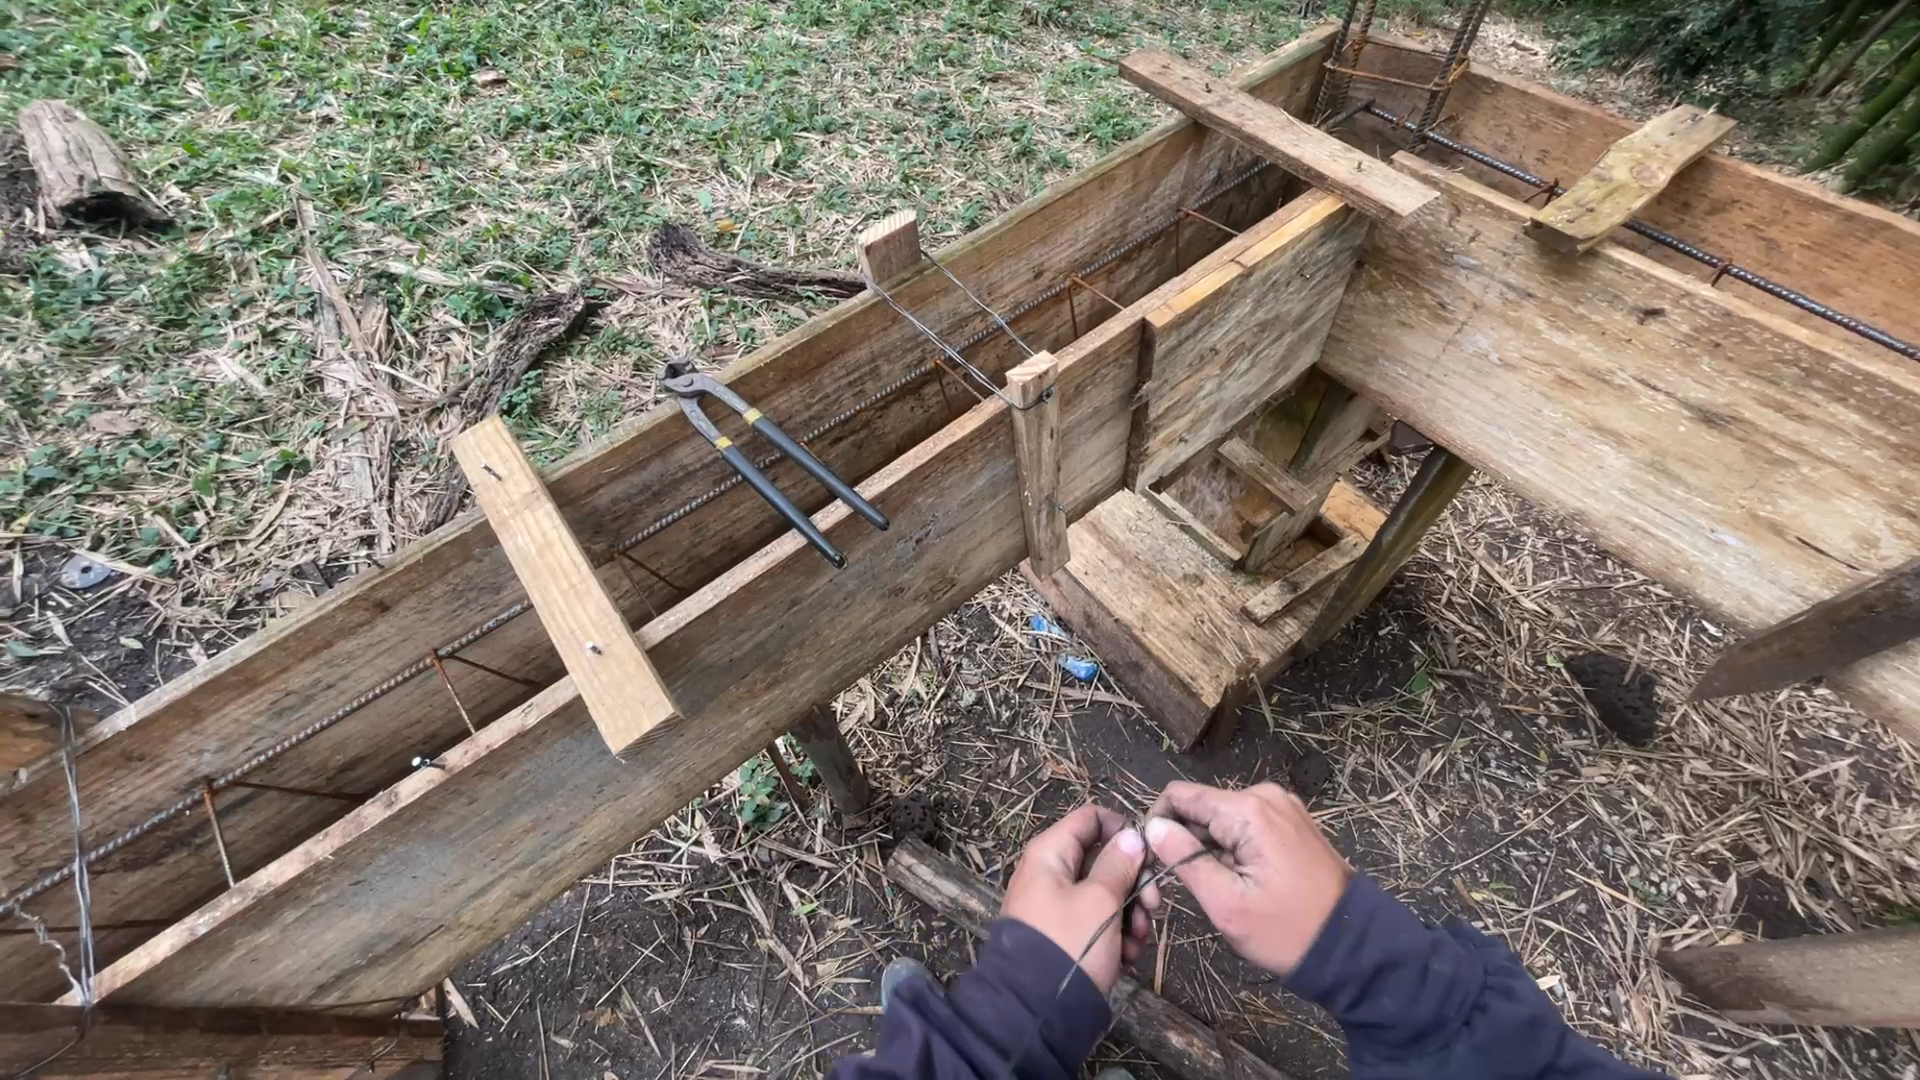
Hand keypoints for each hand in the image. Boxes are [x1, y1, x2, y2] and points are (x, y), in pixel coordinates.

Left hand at [1002, 804, 1158, 991]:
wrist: (1036, 1012)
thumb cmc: (1069, 944)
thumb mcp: (1100, 901)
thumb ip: (1119, 864)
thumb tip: (1131, 834)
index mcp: (1051, 852)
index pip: (1090, 818)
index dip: (1122, 828)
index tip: (1149, 853)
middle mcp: (1051, 871)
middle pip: (1102, 858)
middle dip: (1133, 881)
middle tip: (1153, 905)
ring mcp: (1056, 904)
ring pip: (1104, 892)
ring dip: (1129, 913)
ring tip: (1136, 939)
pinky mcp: (1065, 933)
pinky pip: (1096, 920)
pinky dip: (1115, 934)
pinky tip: (1126, 956)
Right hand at [1144, 781, 1349, 975]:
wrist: (1359, 951)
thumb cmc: (1289, 931)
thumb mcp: (1227, 904)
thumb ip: (1184, 859)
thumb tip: (1152, 827)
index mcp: (1248, 809)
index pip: (1180, 796)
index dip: (1159, 824)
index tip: (1157, 860)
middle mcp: (1265, 795)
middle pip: (1201, 806)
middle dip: (1186, 839)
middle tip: (1188, 885)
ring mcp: (1283, 806)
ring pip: (1222, 817)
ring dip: (1210, 846)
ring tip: (1221, 887)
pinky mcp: (1292, 821)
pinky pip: (1246, 824)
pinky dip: (1234, 847)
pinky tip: (1244, 879)